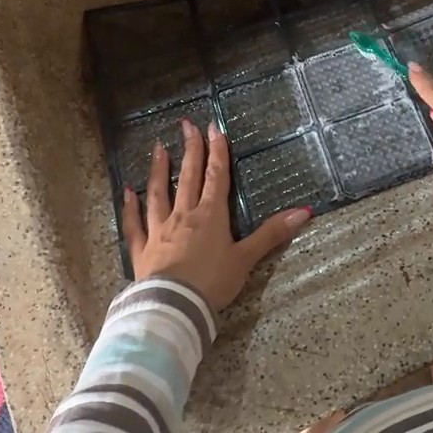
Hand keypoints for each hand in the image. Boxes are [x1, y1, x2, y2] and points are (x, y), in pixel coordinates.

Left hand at [121, 120, 310, 312]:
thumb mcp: (246, 258)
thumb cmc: (212, 282)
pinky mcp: (142, 249)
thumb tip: (305, 211)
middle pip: (188, 177)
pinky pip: (135, 224)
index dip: (217, 152)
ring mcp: (159, 231)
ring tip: (158, 148)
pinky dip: (131, 207)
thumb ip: (272, 233)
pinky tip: (127, 191)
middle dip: (190, 150)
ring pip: (158, 193)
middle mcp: (184, 215)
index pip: (216, 177)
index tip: (214, 127)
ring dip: (159, 169)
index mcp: (211, 215)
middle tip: (186, 125)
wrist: (174, 307)